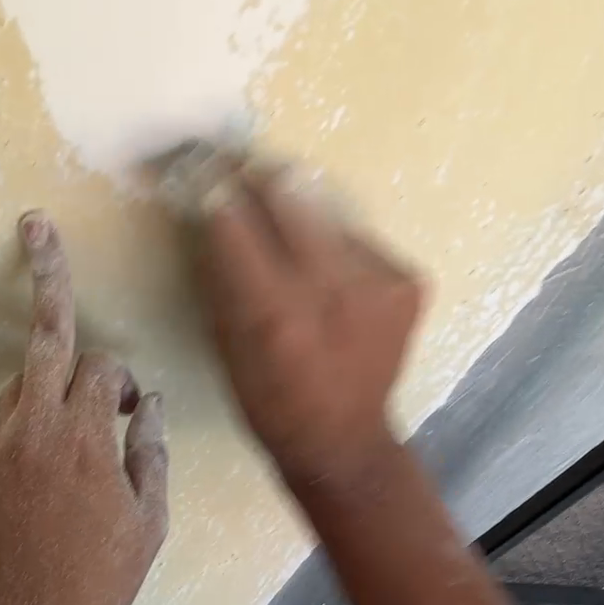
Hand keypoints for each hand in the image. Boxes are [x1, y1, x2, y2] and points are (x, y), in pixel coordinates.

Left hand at [0, 211, 169, 604]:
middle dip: (47, 276)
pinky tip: (33, 476)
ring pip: (19, 387)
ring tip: (64, 444)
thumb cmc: (100, 581)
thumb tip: (148, 402)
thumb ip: (150, 450)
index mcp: (85, 438)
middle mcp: (30, 429)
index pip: (101, 367)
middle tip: (35, 226)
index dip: (118, 381)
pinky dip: (17, 429)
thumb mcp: (149, 521)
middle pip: (43, 338)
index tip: (126, 404)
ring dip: (45, 393)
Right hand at [193, 163, 424, 498]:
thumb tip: (209, 211)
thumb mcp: (224, 346)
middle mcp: (333, 287)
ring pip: (326, 206)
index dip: (211, 186)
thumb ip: (219, 275)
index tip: (194, 165)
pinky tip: (326, 271)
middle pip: (289, 190)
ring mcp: (380, 280)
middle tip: (233, 167)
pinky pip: (357, 237)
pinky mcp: (409, 280)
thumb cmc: (268, 401)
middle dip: (254, 174)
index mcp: (275, 313)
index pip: (235, 220)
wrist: (344, 439)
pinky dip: (333, 243)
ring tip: (281, 224)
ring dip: (296, 208)